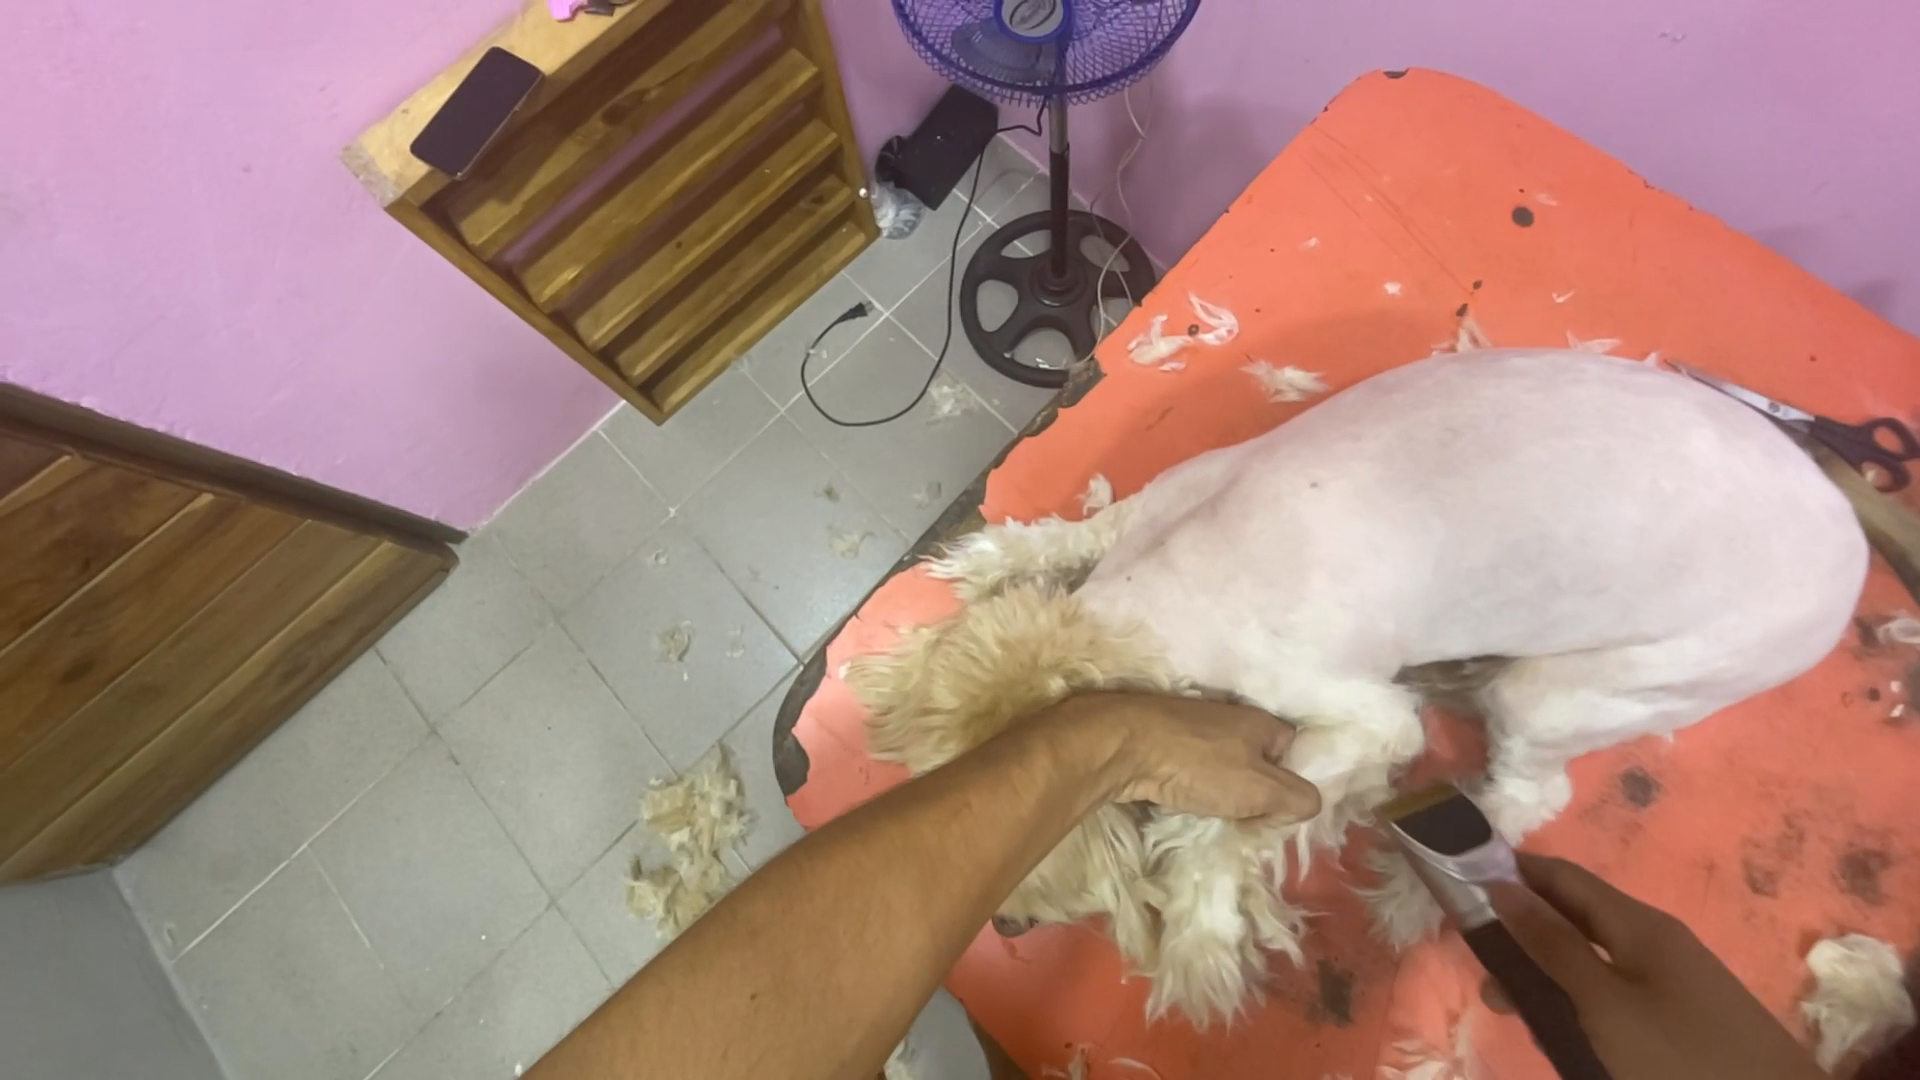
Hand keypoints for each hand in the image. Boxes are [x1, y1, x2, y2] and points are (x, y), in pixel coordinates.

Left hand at [1047, 693, 1321, 822]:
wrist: (1121, 744)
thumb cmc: (1197, 764)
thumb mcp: (1262, 788)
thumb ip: (1298, 798)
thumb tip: (1304, 804)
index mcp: (1260, 722)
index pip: (1295, 752)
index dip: (1295, 784)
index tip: (1283, 814)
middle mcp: (1229, 718)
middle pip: (1258, 762)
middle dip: (1256, 794)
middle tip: (1249, 822)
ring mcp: (1193, 727)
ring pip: (1223, 767)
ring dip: (1222, 794)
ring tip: (1216, 816)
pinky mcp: (1162, 739)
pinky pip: (1192, 769)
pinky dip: (1192, 787)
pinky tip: (1185, 802)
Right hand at [1490, 855, 1824, 1079]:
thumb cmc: (1685, 1060)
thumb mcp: (1604, 1004)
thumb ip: (1549, 942)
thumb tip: (1499, 883)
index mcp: (1638, 923)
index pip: (1558, 873)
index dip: (1508, 870)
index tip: (1459, 887)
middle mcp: (1654, 939)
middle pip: (1569, 916)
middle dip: (1519, 935)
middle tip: (1484, 972)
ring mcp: (1673, 981)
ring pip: (1587, 958)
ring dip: (1543, 975)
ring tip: (1515, 1012)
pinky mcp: (1683, 1018)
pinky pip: (1611, 990)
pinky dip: (1576, 1000)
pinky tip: (1564, 1030)